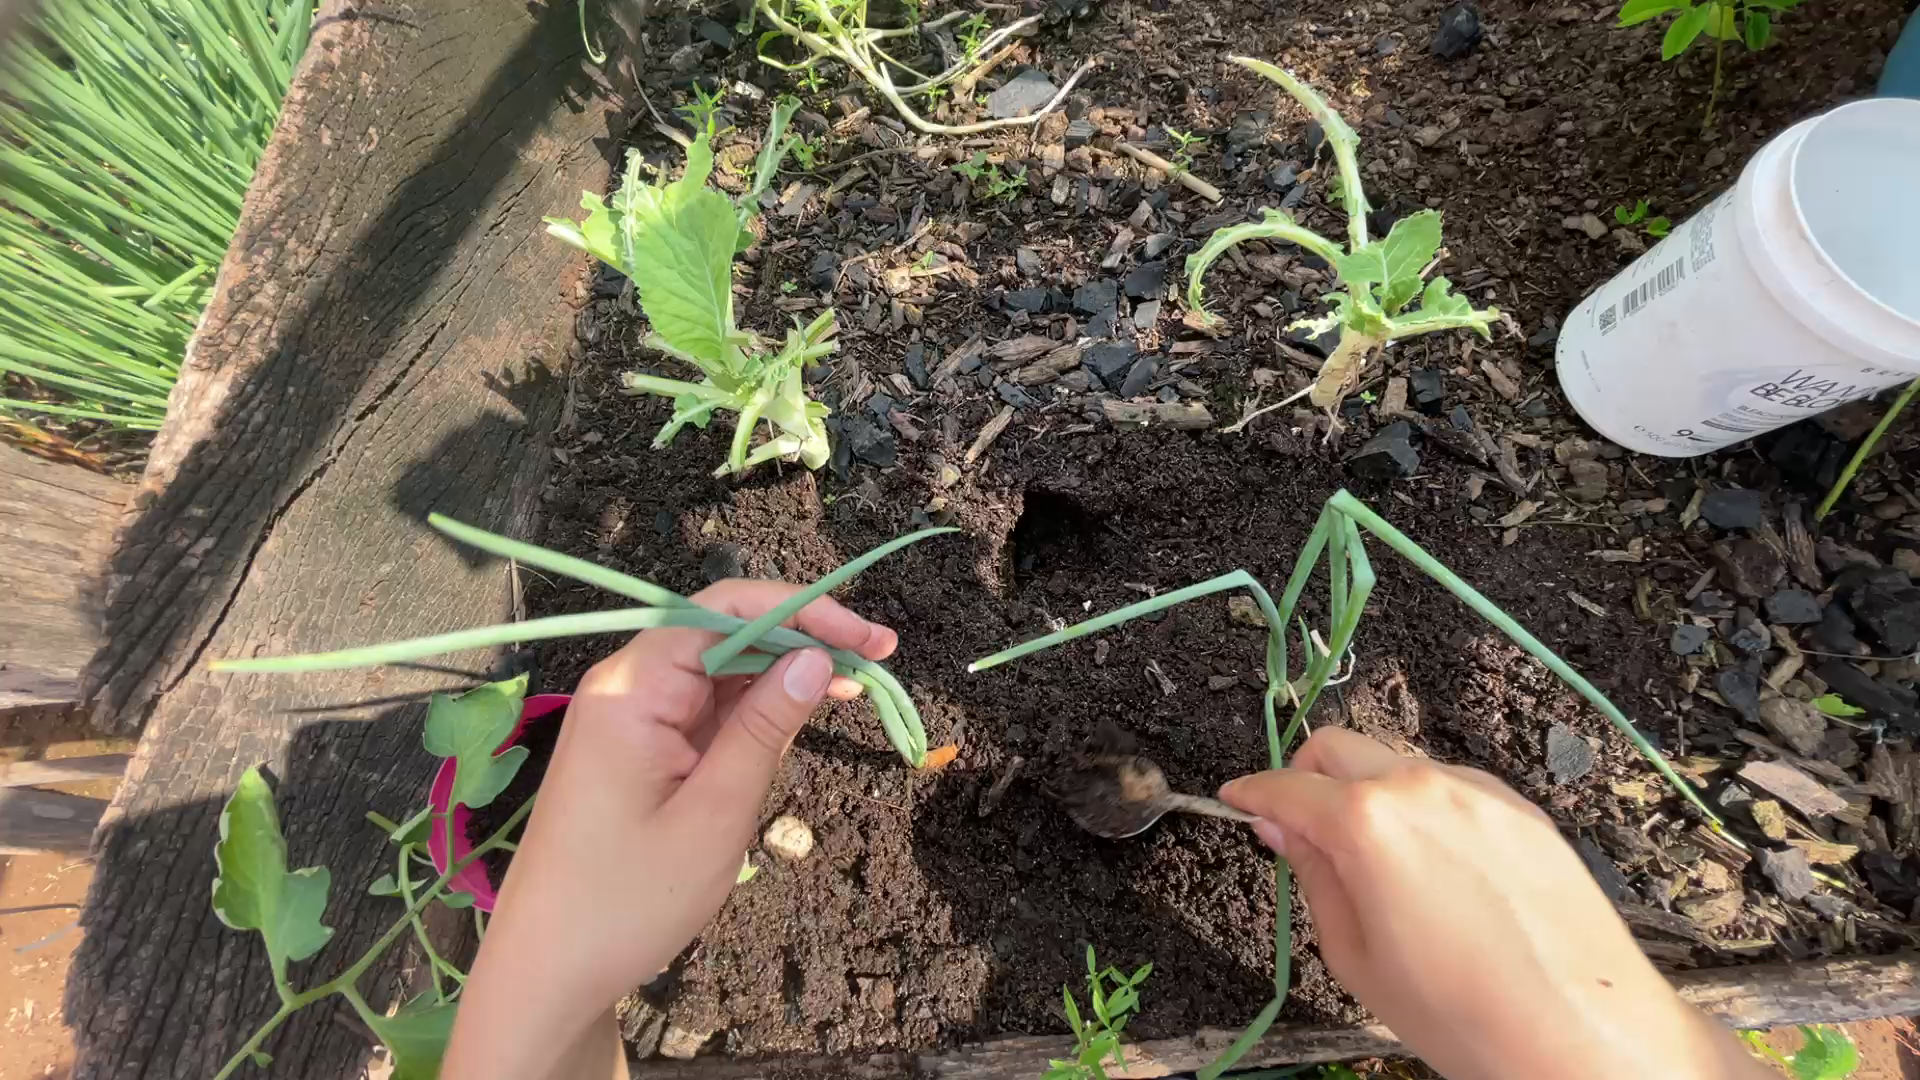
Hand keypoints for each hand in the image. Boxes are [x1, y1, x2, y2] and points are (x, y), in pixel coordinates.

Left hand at [443, 580, 897, 1079]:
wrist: (550, 975)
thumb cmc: (629, 899)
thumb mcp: (715, 811)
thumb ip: (766, 725)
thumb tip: (817, 656)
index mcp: (633, 688)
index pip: (725, 611)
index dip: (801, 610)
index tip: (864, 637)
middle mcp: (633, 684)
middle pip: (729, 630)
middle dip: (805, 636)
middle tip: (878, 654)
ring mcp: (641, 712)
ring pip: (728, 664)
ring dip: (790, 668)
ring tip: (857, 678)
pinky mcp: (652, 740)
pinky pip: (716, 702)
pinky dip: (764, 703)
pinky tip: (807, 706)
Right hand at [1219, 728, 1769, 1079]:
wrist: (1600, 1048)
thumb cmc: (1456, 1014)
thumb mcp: (1354, 954)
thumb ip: (1310, 873)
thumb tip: (1278, 826)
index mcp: (1365, 822)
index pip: (1284, 787)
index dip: (1249, 791)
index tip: (1234, 799)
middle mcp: (1414, 784)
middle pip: (1333, 745)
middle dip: (1302, 774)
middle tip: (1302, 824)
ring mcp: (1472, 788)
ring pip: (1387, 760)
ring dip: (1361, 788)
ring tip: (1377, 852)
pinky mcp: (1516, 805)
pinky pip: (1441, 783)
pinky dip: (1414, 802)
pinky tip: (1435, 860)